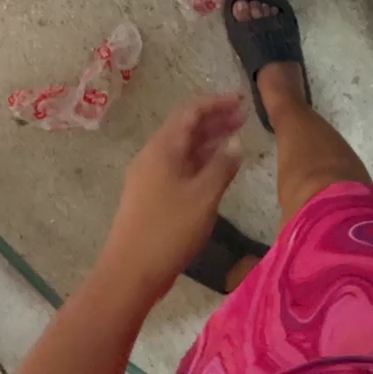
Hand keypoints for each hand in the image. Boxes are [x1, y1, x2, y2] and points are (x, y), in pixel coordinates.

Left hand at [96, 94, 246, 303]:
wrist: (129, 273)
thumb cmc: (169, 230)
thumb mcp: (204, 196)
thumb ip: (223, 165)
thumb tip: (236, 142)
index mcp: (162, 148)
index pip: (190, 111)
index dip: (216, 102)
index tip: (242, 100)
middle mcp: (153, 155)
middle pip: (185, 127)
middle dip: (214, 120)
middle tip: (243, 119)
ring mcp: (149, 176)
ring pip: (182, 148)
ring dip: (208, 141)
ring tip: (236, 140)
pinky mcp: (150, 195)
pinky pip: (178, 166)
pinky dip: (200, 161)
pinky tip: (217, 170)